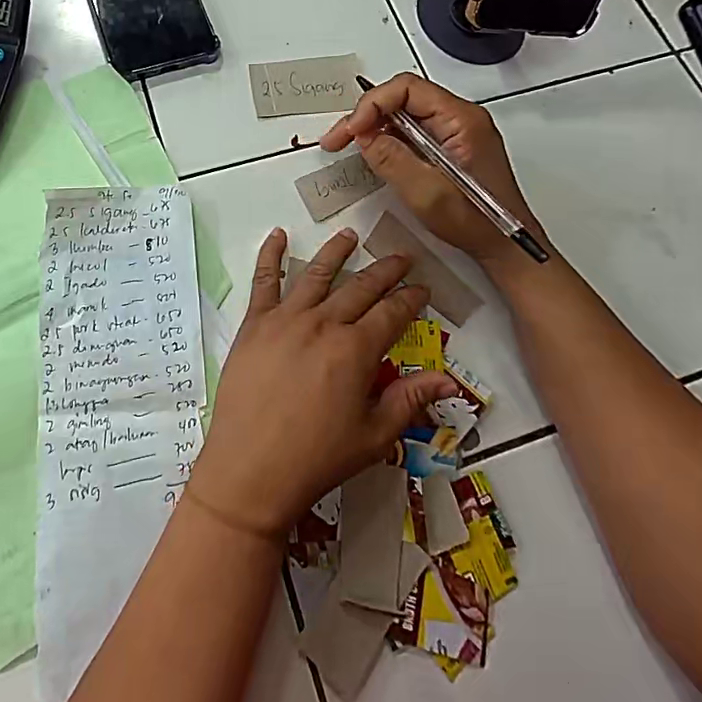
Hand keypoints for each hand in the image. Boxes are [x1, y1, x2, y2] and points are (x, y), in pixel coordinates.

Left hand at [187, 228, 456, 538]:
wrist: (252, 465)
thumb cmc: (317, 456)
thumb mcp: (374, 435)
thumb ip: (409, 400)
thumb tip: (449, 380)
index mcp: (355, 351)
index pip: (392, 314)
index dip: (410, 299)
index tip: (422, 288)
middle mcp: (321, 325)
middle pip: (359, 289)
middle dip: (384, 272)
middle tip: (401, 257)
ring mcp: (283, 321)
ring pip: (315, 276)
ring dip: (335, 254)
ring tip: (350, 235)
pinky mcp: (253, 326)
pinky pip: (262, 282)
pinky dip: (270, 256)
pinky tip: (278, 236)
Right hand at [318, 72, 544, 265]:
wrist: (503, 245)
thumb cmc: (478, 222)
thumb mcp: (427, 192)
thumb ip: (392, 158)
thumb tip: (364, 134)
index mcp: (461, 121)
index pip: (407, 89)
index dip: (372, 105)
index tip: (352, 130)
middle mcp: (458, 119)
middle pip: (401, 98)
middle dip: (364, 114)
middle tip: (337, 138)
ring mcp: (451, 132)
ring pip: (400, 113)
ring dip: (369, 126)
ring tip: (344, 145)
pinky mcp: (443, 146)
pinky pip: (406, 131)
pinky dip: (381, 138)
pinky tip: (367, 152)